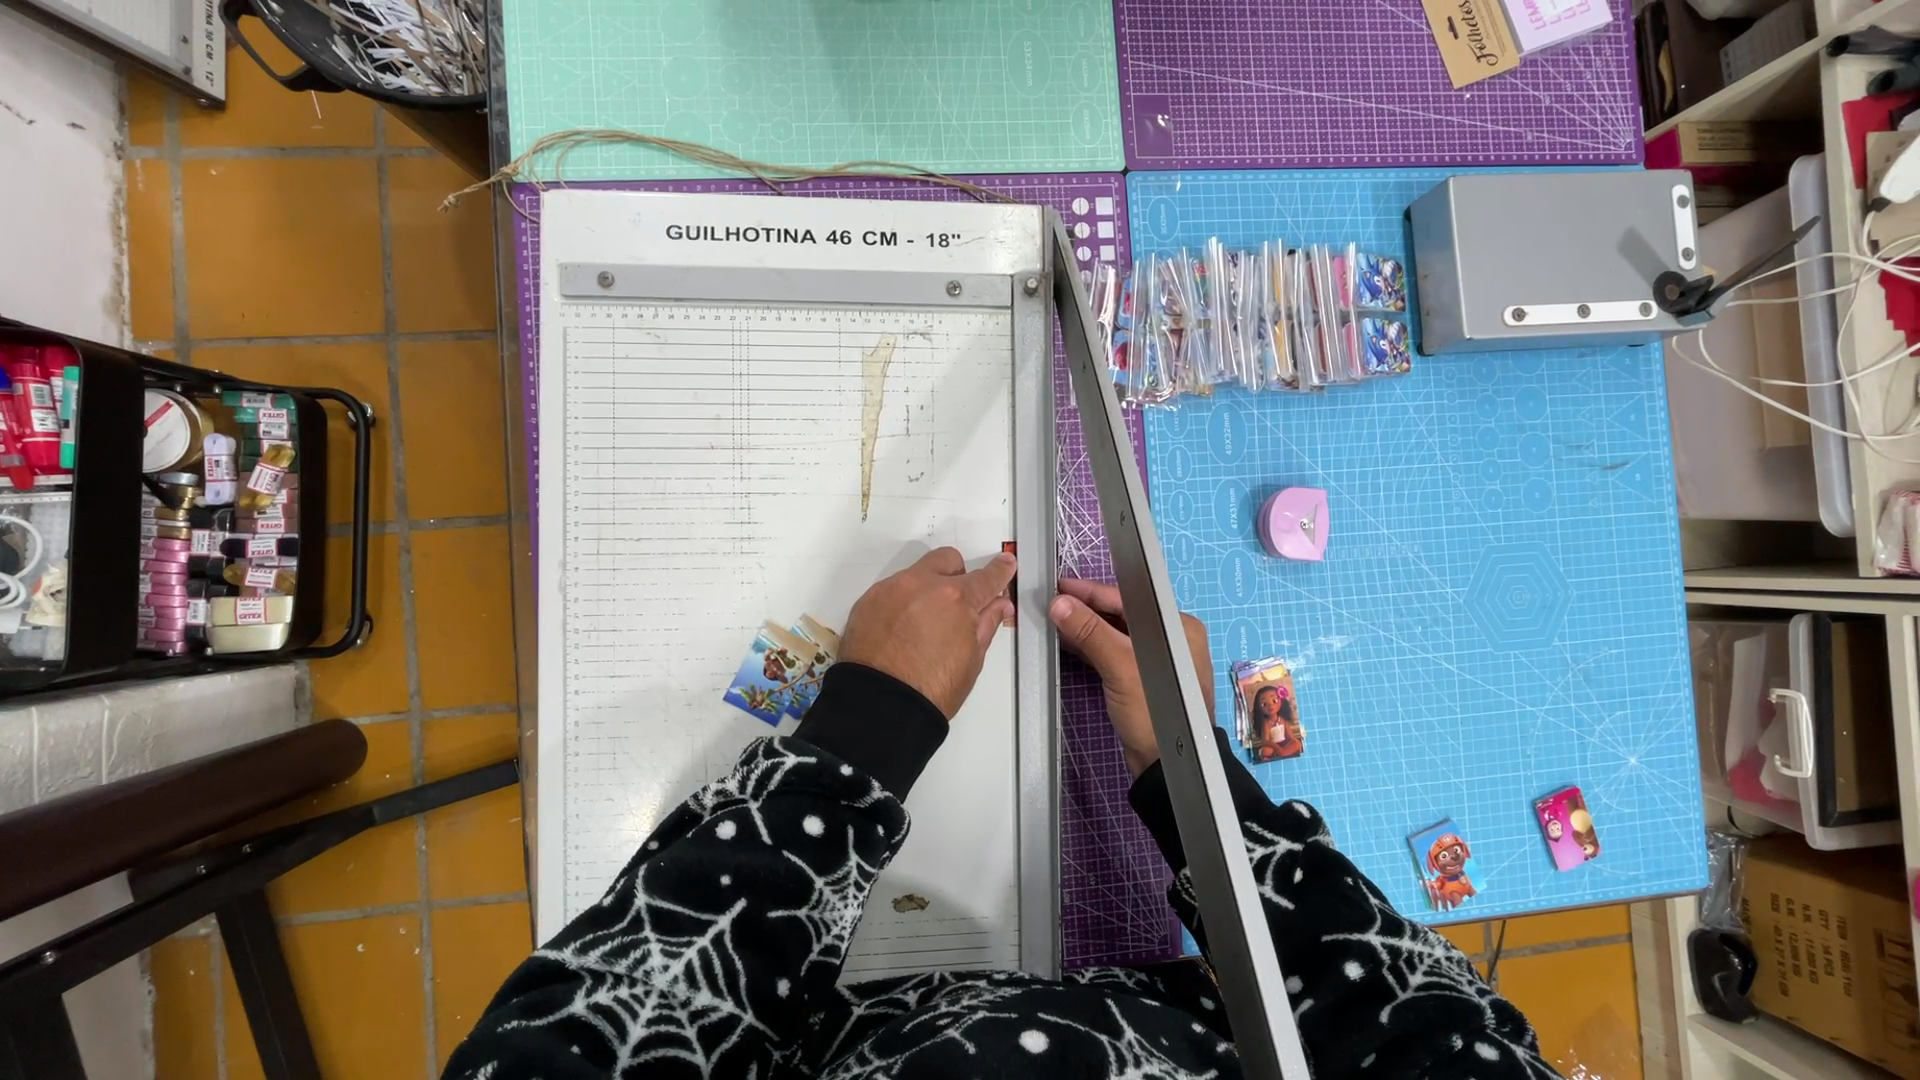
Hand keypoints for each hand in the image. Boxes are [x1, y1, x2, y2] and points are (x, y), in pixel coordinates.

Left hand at [839, 548, 1017, 719]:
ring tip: (923, 624)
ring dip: (927, 589)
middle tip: (957, 604)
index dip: (1000, 571)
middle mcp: (923, 584)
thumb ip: (986, 625)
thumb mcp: (971, 661)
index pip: (987, 577)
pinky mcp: (868, 600)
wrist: (879, 706)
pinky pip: (892, 590)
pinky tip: (900, 631)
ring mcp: (892, 589)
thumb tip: (999, 605)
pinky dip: (901, 603)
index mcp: (956, 599)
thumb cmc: (932, 690)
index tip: (1005, 565)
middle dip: (958, 575)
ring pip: (917, 573)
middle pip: (949, 560)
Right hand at [1048, 578, 1212, 777]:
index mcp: (1177, 625)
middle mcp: (1171, 636)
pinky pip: (1113, 651)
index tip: (1057, 585)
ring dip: (1084, 627)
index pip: (1127, 598)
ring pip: (1115, 632)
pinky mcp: (1142, 677)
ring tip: (1051, 618)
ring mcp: (1157, 657)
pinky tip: (1067, 641)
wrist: (1166, 766)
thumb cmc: (1153, 711)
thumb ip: (1090, 632)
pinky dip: (1092, 646)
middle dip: (1084, 608)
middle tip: (1048, 601)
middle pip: (1120, 613)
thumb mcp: (1120, 666)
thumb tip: (1058, 604)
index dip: (1089, 591)